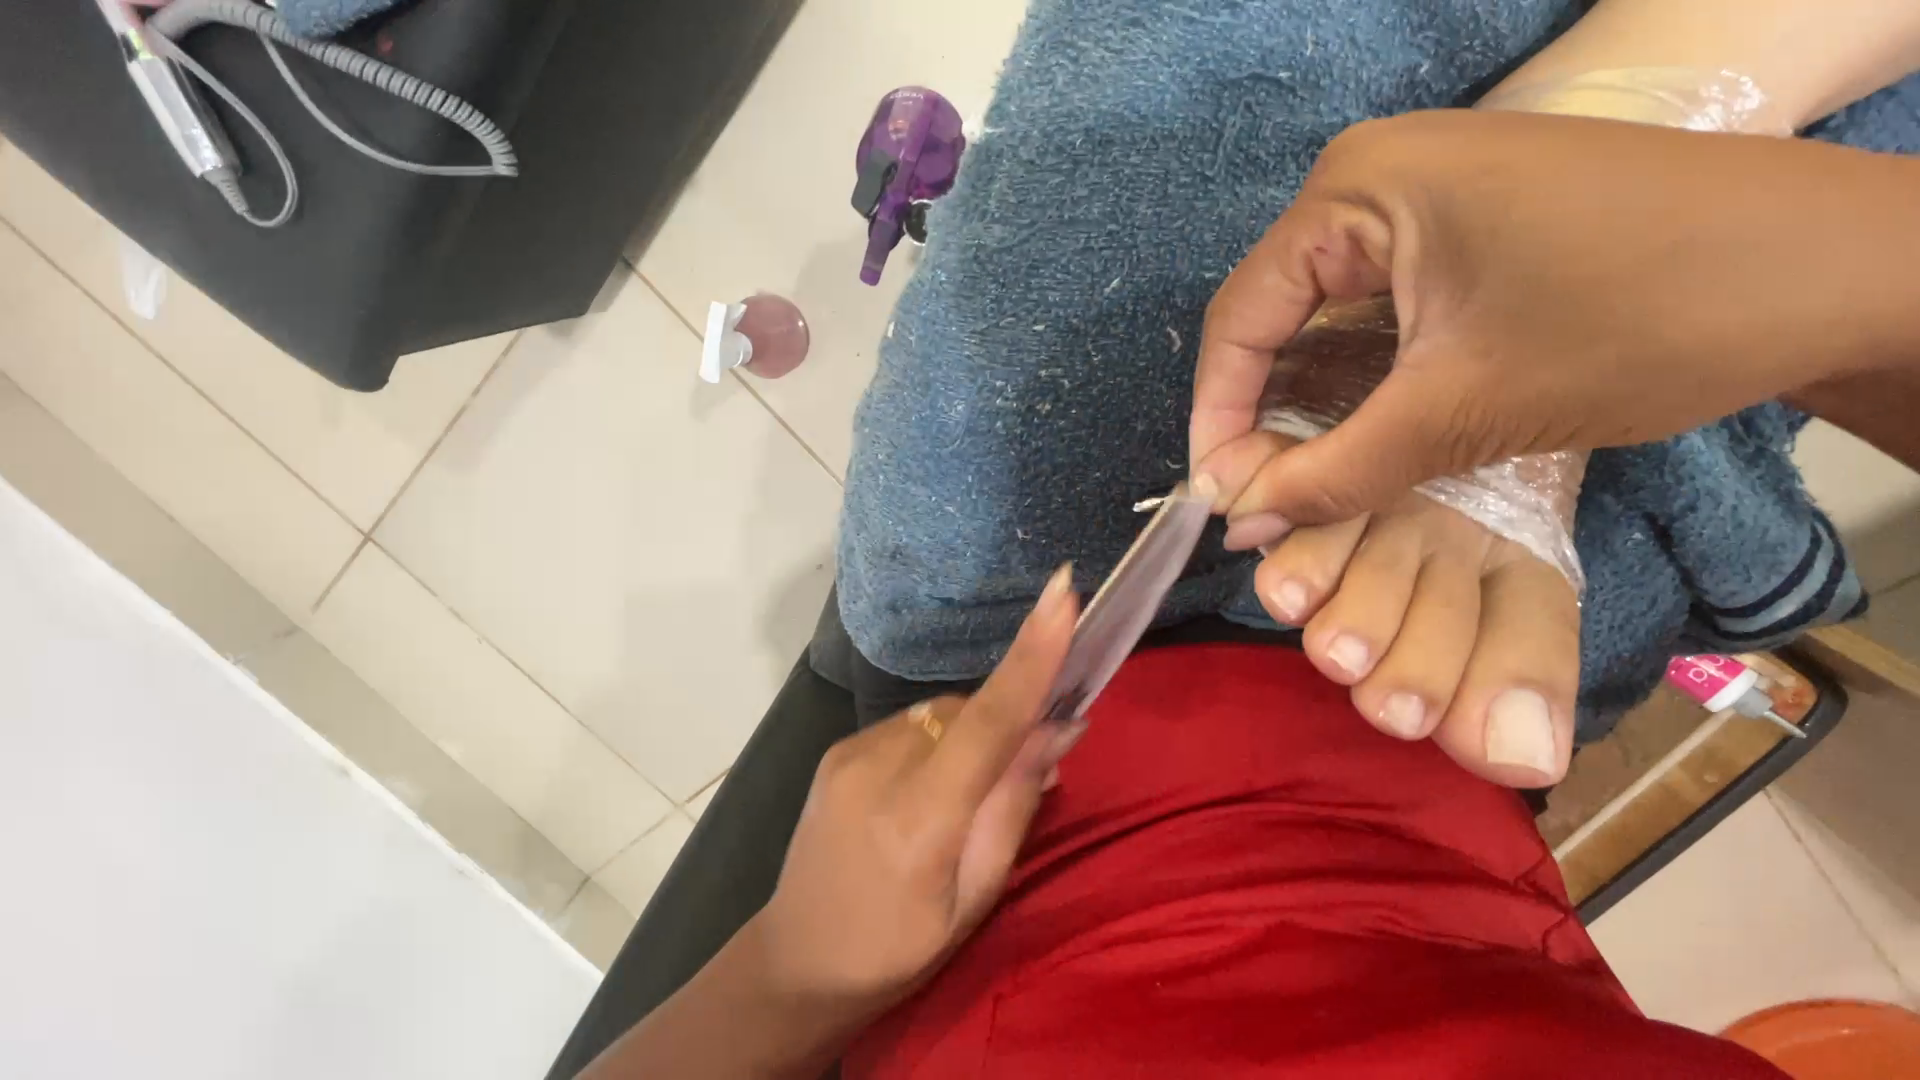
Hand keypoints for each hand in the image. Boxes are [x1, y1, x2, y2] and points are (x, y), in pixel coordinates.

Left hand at [753, 566, 1078, 1012]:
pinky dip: (940, 741)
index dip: (1031, 658)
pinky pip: (913, 724)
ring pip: (941, 714)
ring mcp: (850, 752)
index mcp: (918, 818)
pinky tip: (929, 787)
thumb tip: (1057, 729)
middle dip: (1007, 723)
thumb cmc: (898, 948)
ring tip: (965, 796)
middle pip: (968, 711)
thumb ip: (1013, 806)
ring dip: (971, 735)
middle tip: (1033, 767)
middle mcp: (878, 766)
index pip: (988, 722)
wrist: (798, 958)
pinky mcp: (838, 748)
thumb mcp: (974, 897)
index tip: (1062, 594)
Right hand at [1190, 109, 1918, 527]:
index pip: (1240, 319)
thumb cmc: (1647, 315)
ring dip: (1309, 408)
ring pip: (1324, 323)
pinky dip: (1360, 383)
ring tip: (1301, 483)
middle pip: (1275, 320)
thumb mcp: (1465, 408)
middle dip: (1261, 418)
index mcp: (1355, 189)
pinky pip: (1375, 315)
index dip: (1215, 418)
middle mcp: (1371, 180)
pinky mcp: (1461, 229)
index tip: (1215, 500)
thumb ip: (1332, 473)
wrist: (1856, 267)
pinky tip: (1357, 438)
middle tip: (1260, 501)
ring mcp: (1420, 199)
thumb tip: (1234, 524)